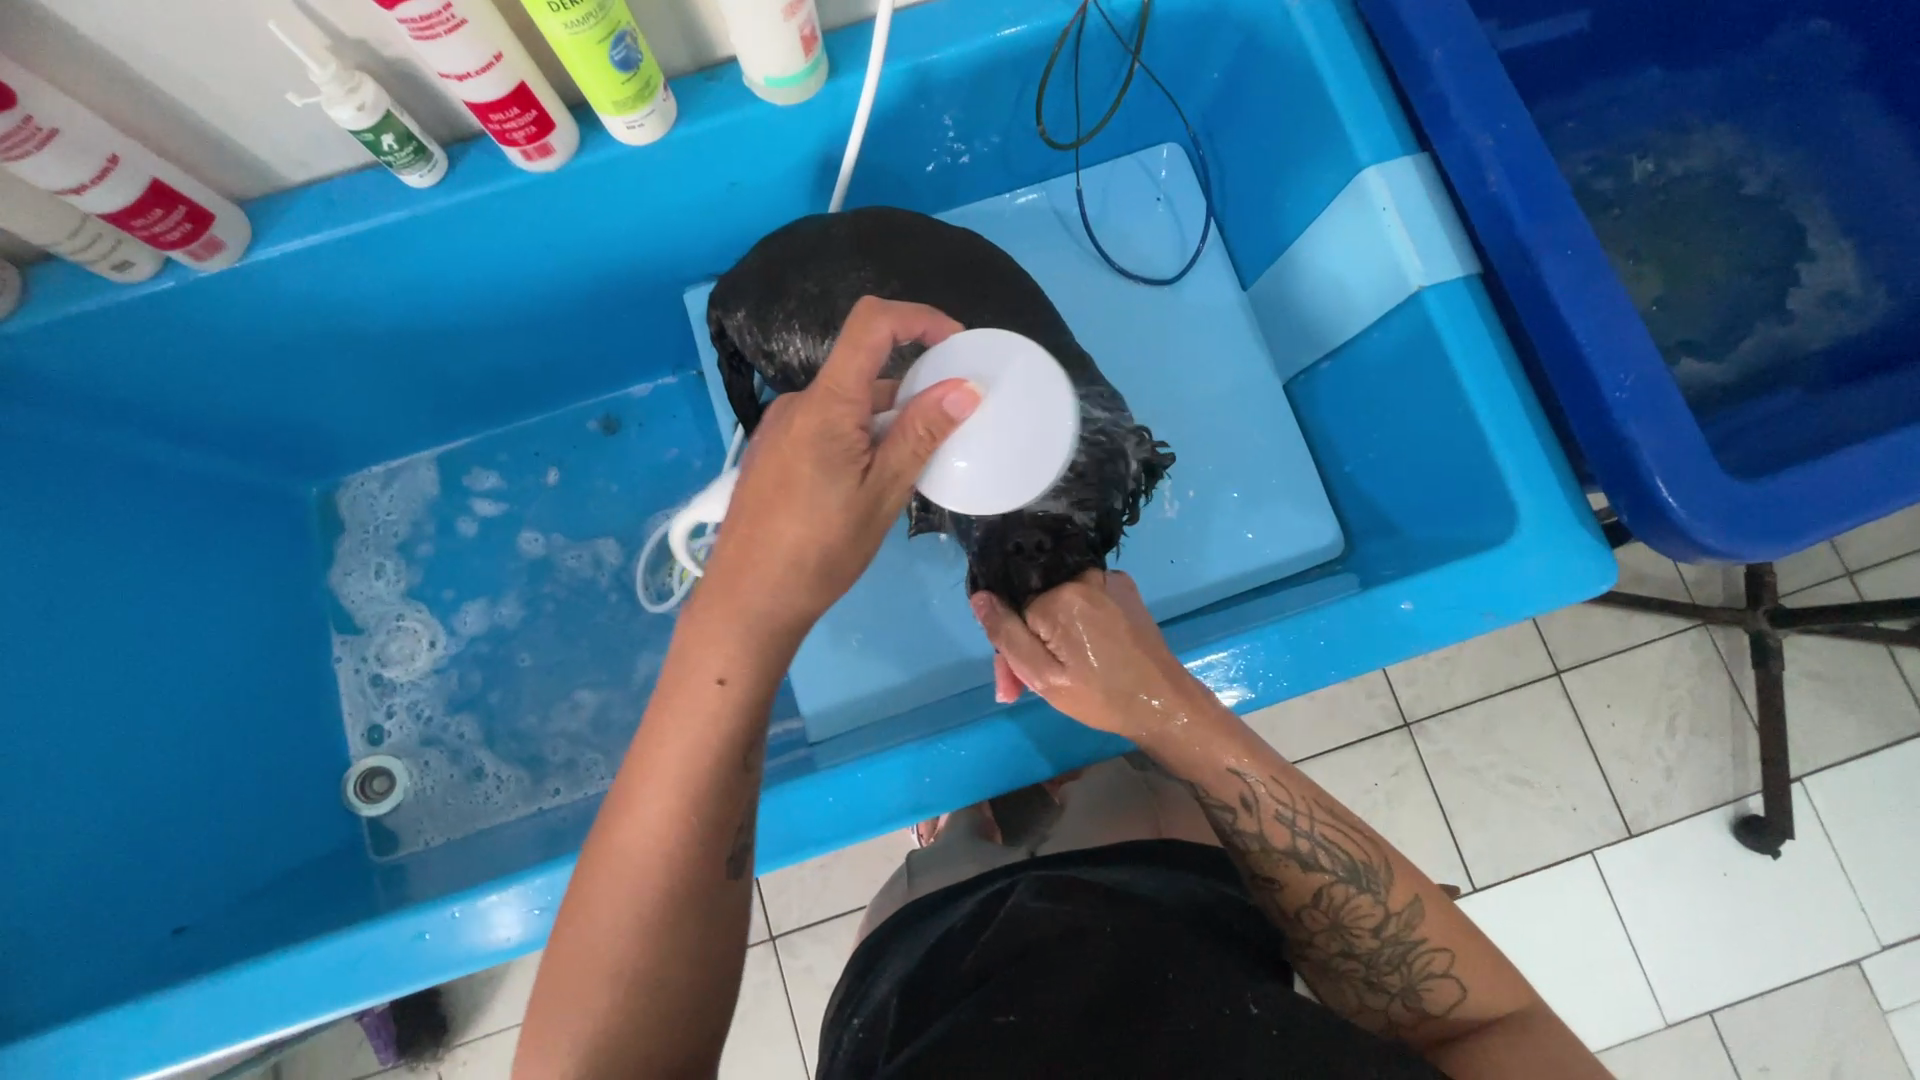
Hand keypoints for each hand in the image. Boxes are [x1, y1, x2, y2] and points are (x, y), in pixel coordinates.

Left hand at [702, 296, 980, 638]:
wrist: (748, 599)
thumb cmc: (820, 551)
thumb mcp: (883, 493)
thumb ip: (921, 434)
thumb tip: (966, 387)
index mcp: (827, 403)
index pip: (872, 323)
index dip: (920, 318)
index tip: (958, 346)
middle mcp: (799, 403)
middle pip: (864, 368)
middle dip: (913, 387)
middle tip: (948, 429)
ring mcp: (782, 427)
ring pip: (848, 403)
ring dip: (887, 419)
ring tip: (912, 469)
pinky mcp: (775, 452)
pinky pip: (827, 426)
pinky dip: (861, 436)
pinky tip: (871, 483)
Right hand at [970, 570, 1216, 744]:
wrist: (1163, 704)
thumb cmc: (1101, 697)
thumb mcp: (1043, 677)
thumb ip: (1006, 635)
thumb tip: (979, 596)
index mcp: (1059, 596)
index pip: (1013, 609)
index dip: (1010, 642)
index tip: (1014, 680)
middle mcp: (1082, 576)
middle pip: (1036, 603)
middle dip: (1030, 642)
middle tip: (1031, 687)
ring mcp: (1107, 578)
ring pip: (1060, 601)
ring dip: (1053, 634)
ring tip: (1060, 674)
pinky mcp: (1124, 588)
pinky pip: (1084, 597)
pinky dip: (1077, 622)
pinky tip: (1084, 652)